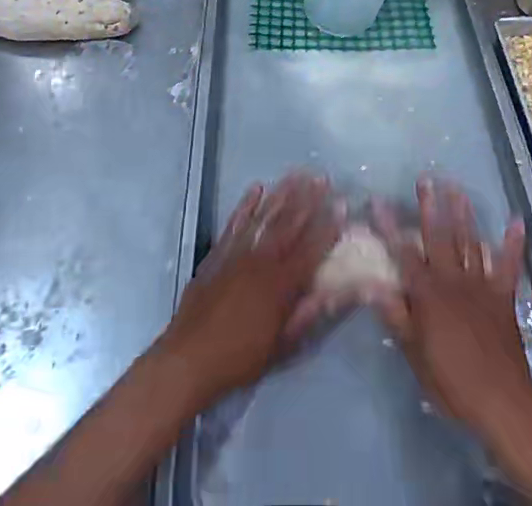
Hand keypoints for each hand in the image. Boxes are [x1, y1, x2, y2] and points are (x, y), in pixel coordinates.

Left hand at [153, 170, 339, 403]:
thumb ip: (310, 314)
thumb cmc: (241, 358)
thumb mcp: (283, 345)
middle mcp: (261, 261)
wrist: (189, 358)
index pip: (312, 248)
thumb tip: (339, 292)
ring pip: (264, 217)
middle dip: (308, 199)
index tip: (342, 204)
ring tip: (296, 174)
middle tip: (322, 177)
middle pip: (289, 224)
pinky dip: (246, 205)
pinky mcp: (217, 254)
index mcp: (281, 285)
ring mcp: (237, 254)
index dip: (328, 226)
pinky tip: (256, 189)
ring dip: (281, 194)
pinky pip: (235, 223)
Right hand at [372, 176, 531, 439]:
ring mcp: (481, 286)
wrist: (502, 401)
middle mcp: (453, 281)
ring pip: (470, 242)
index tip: (378, 201)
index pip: (403, 253)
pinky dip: (513, 243)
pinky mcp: (504, 296)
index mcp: (427, 294)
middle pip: (439, 237)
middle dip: (430, 206)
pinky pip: (509, 265)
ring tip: (457, 188)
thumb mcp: (415, 353)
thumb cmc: (451, 380)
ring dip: (464, 214)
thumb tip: (371, 285)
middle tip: (426, 179)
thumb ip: (396, 316)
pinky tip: (515, 221)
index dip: (389, 226)